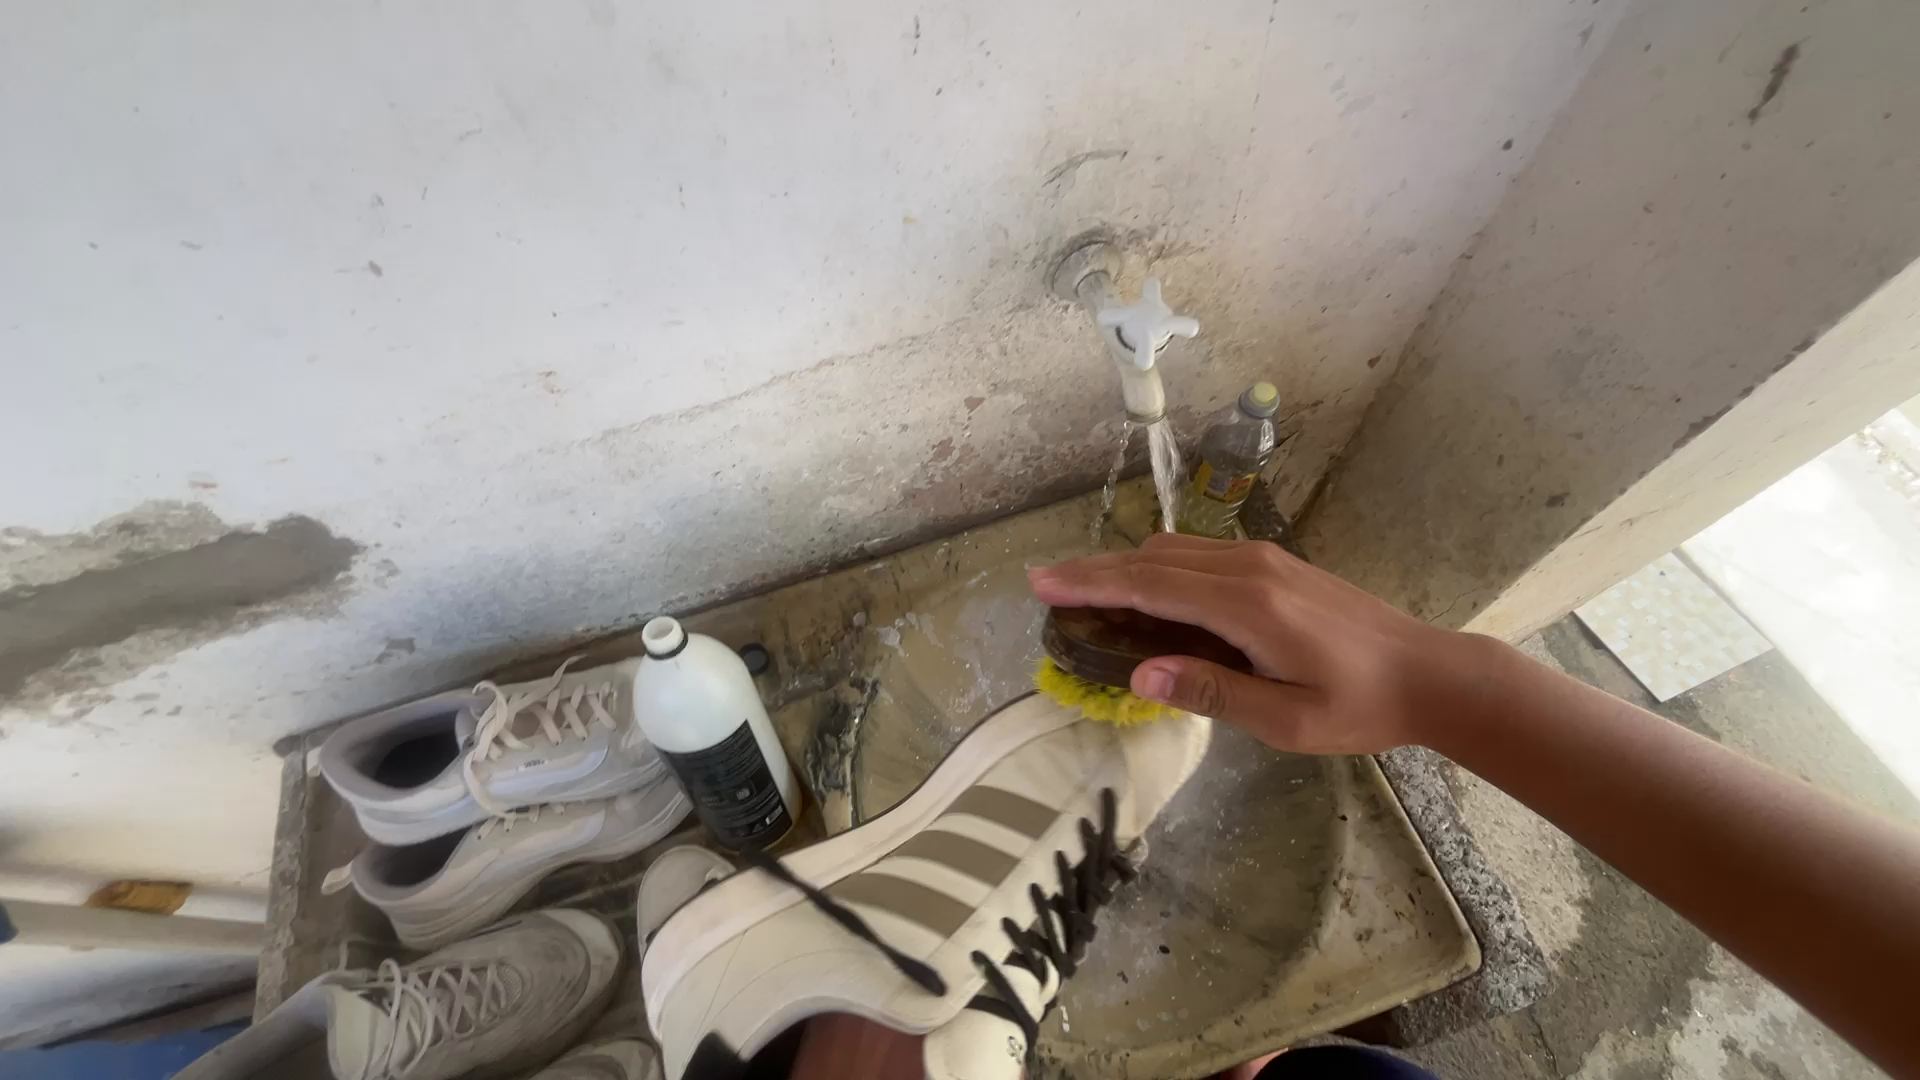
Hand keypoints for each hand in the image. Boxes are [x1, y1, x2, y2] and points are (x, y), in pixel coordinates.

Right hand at [1028, 533, 1497, 753]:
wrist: (1429, 672)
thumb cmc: (1359, 706)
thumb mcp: (1286, 719)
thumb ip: (1211, 692)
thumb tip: (1139, 674)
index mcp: (1247, 606)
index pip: (1148, 586)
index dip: (1089, 584)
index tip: (1042, 584)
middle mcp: (1247, 567)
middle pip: (1150, 559)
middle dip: (1092, 570)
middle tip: (1045, 585)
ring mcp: (1260, 558)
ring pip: (1171, 550)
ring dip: (1122, 567)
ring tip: (1085, 592)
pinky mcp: (1270, 562)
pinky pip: (1194, 554)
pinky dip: (1155, 567)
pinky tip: (1145, 591)